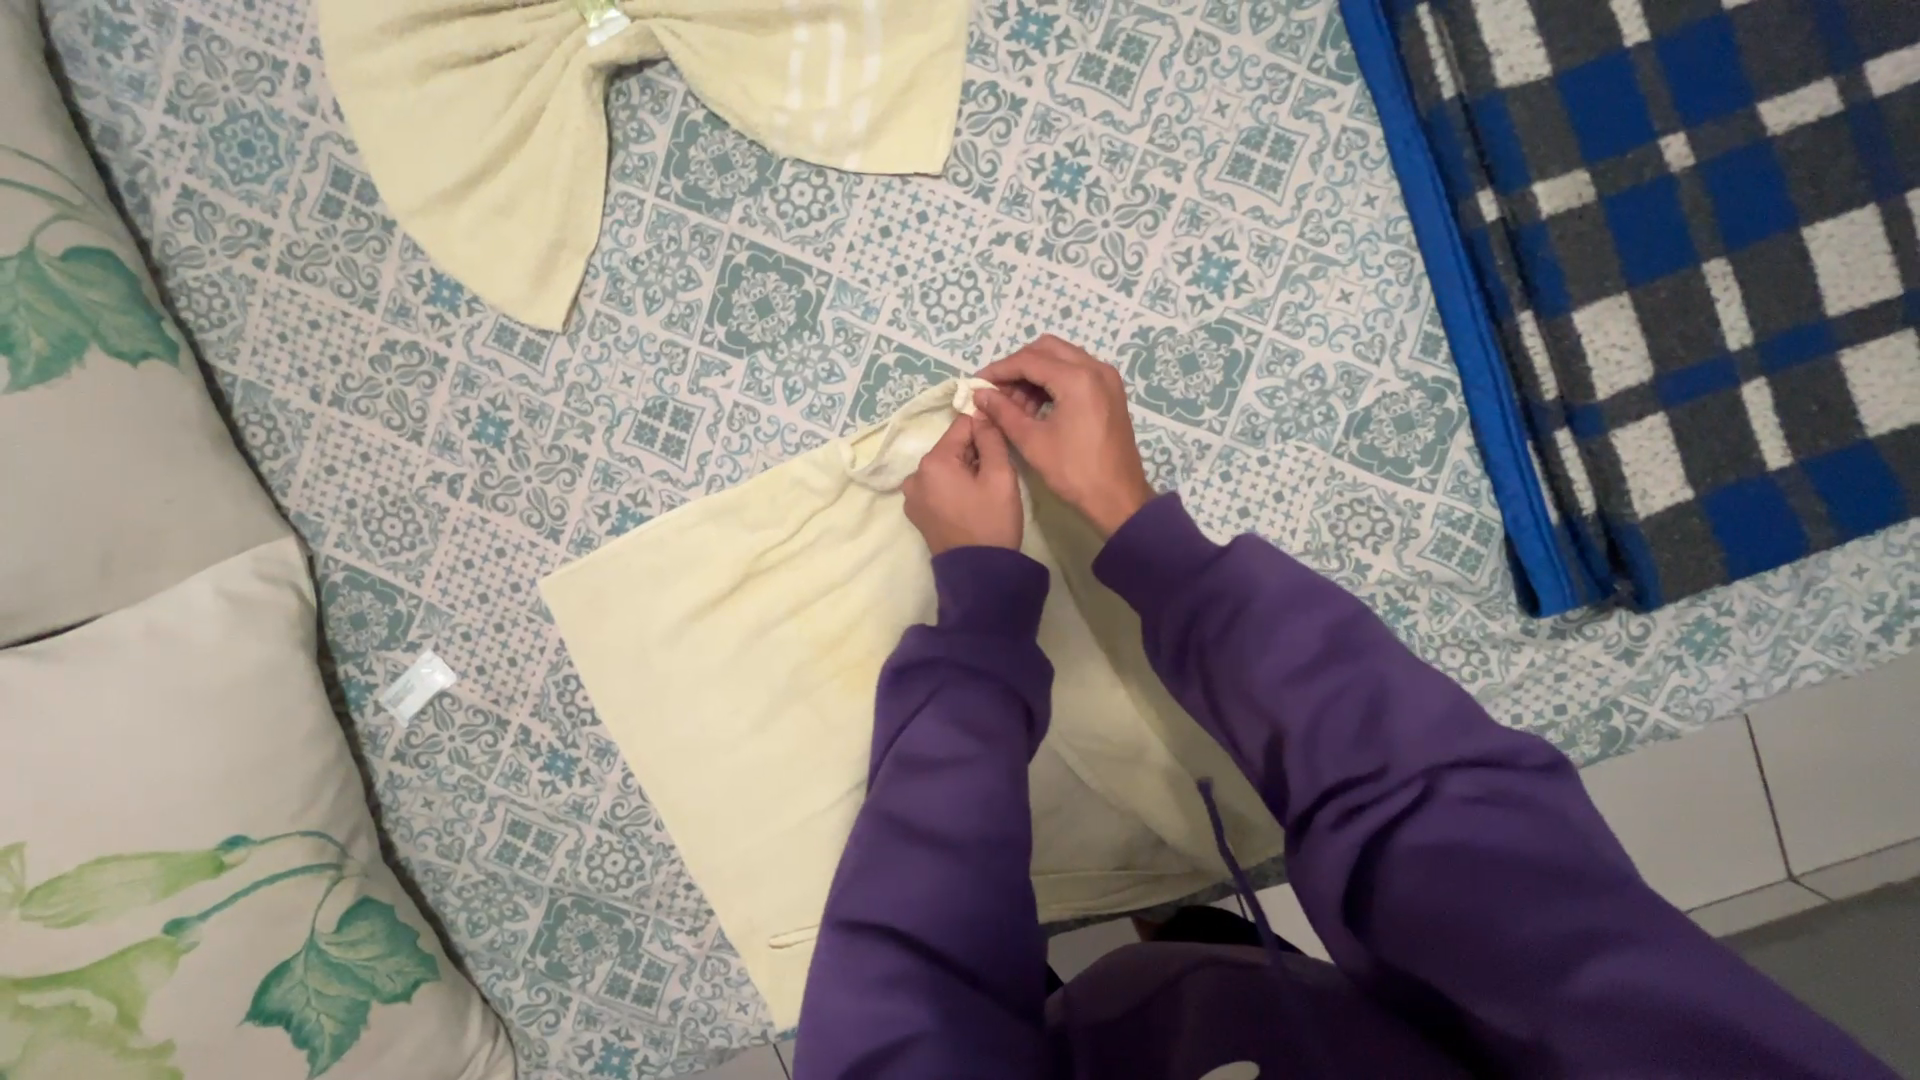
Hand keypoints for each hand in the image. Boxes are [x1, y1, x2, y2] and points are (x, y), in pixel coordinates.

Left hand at [902, 412, 1023, 554]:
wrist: (979, 573)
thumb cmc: (992, 522)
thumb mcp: (1000, 476)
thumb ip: (990, 438)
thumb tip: (981, 414)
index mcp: (932, 462)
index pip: (961, 425)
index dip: (984, 431)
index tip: (1000, 447)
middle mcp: (914, 474)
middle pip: (950, 447)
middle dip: (973, 454)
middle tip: (994, 476)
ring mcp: (911, 495)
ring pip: (944, 467)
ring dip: (963, 471)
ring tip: (982, 493)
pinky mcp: (916, 512)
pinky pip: (936, 486)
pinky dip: (952, 487)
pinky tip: (968, 503)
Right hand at [971, 336, 1155, 536]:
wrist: (1118, 497)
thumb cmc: (1074, 471)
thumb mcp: (1032, 441)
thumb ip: (1003, 412)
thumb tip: (980, 394)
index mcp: (1077, 379)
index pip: (1028, 360)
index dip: (999, 370)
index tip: (978, 383)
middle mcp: (1095, 368)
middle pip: (1046, 350)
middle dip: (1018, 367)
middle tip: (997, 392)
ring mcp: (1107, 379)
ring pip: (1062, 359)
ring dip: (1035, 375)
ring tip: (1014, 406)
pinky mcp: (1110, 392)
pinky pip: (1076, 373)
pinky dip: (1053, 382)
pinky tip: (1036, 408)